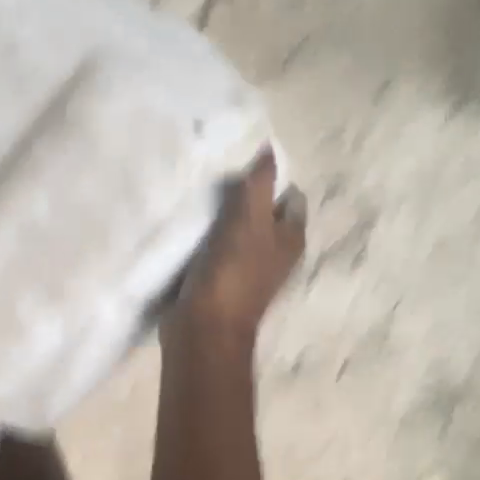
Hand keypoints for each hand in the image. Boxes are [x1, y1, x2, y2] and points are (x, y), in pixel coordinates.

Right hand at [163, 150, 306, 344]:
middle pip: (263, 215)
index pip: (289, 198)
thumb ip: (258, 186)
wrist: (202, 330)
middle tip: (216, 183)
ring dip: (222, 220)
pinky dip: (206, 241)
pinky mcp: (221, 284)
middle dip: (244, 198)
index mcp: (291, 239)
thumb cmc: (231, 275)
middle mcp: (275, 255)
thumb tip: (269, 149)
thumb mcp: (247, 223)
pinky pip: (217, 252)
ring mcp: (248, 271)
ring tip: (198, 204)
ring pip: (238, 233)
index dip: (270, 181)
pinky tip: (188, 233)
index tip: (240, 170)